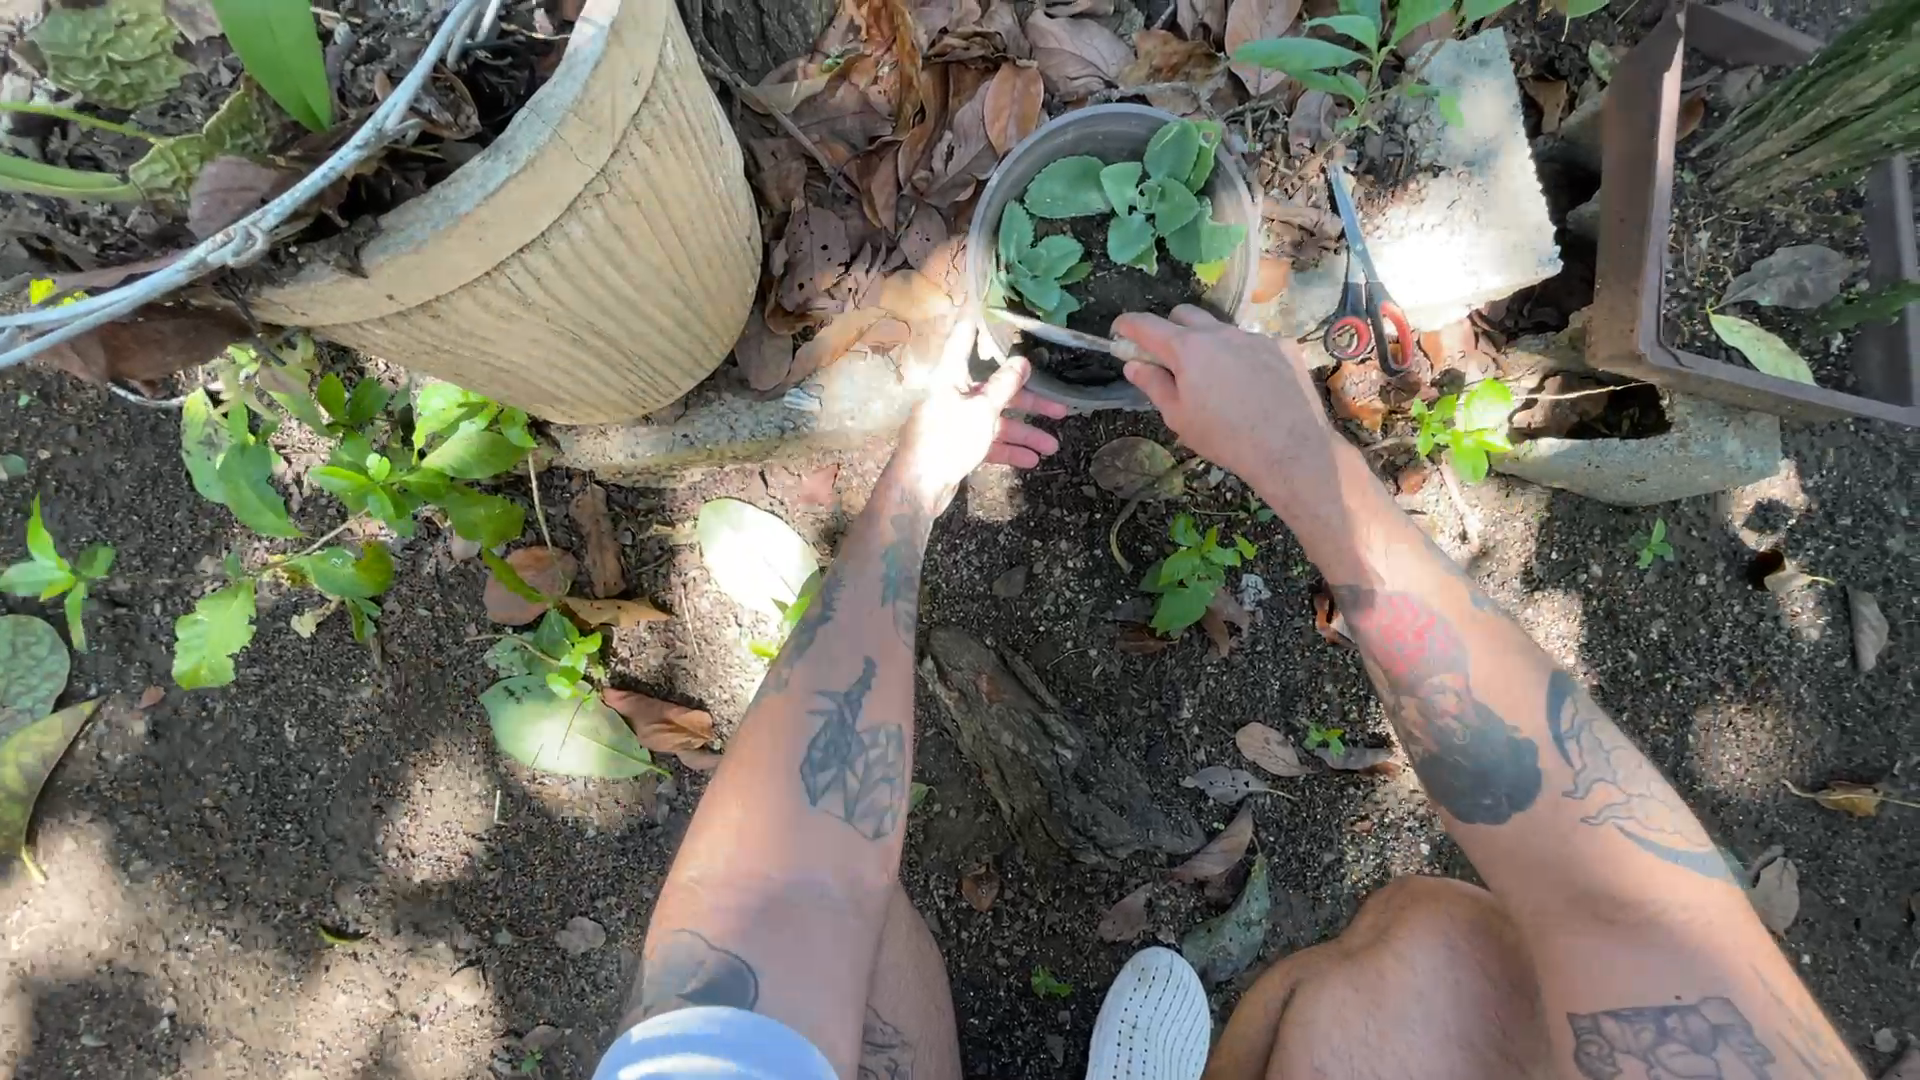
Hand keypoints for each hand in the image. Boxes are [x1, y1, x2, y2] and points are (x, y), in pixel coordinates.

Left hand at [893, 324, 1068, 511]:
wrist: (918, 488)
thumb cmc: (947, 440)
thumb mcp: (982, 410)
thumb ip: (1004, 385)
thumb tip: (1023, 361)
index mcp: (951, 375)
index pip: (964, 338)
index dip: (979, 321)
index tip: (995, 307)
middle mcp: (953, 393)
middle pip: (995, 389)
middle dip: (1029, 402)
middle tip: (1060, 410)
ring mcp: (956, 421)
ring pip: (996, 420)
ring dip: (1024, 433)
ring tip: (1051, 446)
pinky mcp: (958, 446)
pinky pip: (988, 442)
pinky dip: (1008, 449)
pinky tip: (1031, 460)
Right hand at [1112, 306, 1339, 490]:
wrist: (1290, 448)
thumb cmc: (1224, 437)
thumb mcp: (1178, 417)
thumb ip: (1154, 385)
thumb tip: (1133, 365)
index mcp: (1188, 349)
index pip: (1147, 325)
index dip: (1128, 325)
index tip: (1119, 332)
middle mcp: (1220, 332)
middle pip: (1184, 314)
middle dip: (1169, 329)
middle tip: (1168, 361)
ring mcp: (1255, 336)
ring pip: (1221, 330)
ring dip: (1209, 346)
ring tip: (1216, 383)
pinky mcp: (1283, 346)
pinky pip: (1253, 344)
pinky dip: (1242, 359)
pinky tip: (1252, 390)